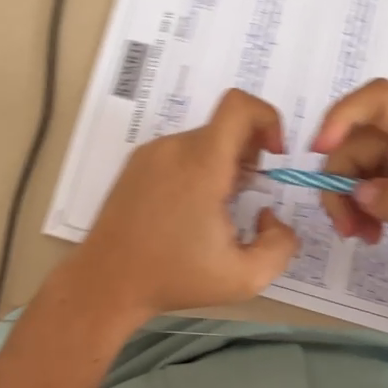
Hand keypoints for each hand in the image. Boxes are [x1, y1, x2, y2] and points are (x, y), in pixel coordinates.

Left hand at [56, 89, 299, 323]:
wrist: (107, 282)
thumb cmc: (175, 278)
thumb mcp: (245, 277)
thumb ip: (280, 245)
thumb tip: (270, 216)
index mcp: (202, 164)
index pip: (239, 105)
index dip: (268, 119)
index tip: (273, 155)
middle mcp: (174, 147)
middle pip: (225, 128)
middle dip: (248, 155)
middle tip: (246, 197)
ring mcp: (150, 153)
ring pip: (203, 141)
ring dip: (222, 165)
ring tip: (217, 210)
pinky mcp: (135, 164)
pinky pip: (179, 152)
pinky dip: (197, 169)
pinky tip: (190, 210)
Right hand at [311, 79, 387, 316]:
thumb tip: (362, 189)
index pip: (384, 101)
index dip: (344, 114)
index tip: (320, 150)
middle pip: (358, 138)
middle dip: (338, 178)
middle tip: (346, 229)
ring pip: (357, 161)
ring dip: (345, 196)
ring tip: (361, 237)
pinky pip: (368, 179)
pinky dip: (357, 204)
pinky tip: (370, 233)